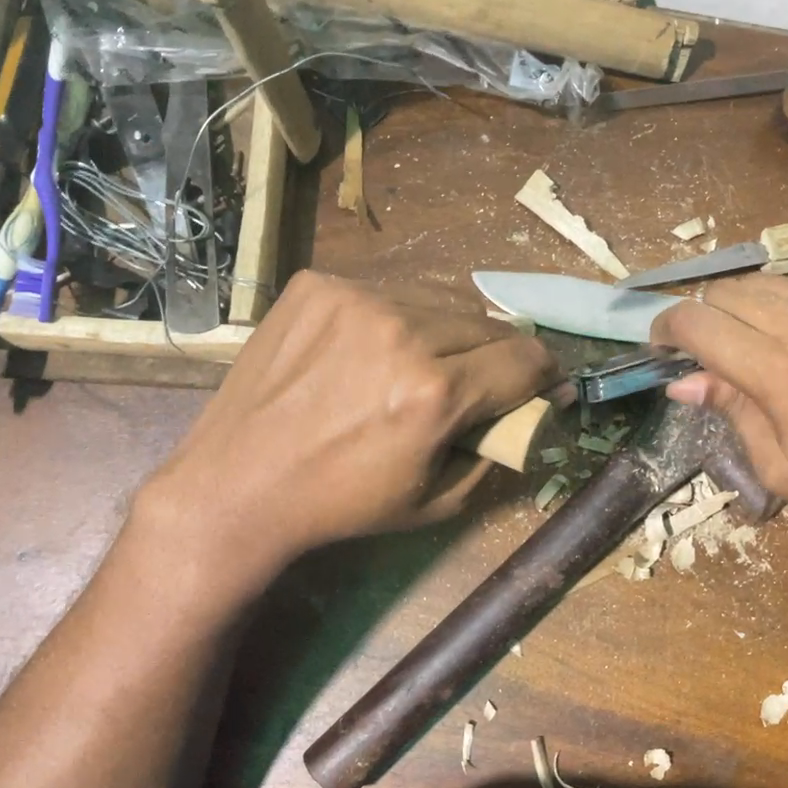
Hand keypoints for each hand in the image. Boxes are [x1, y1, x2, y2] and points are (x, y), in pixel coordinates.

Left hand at [136, 272, 558, 596]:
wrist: (240, 482)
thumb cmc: (344, 503)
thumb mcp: (437, 502)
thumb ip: (496, 452)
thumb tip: (530, 411)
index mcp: (435, 394)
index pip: (525, 359)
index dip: (546, 372)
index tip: (547, 383)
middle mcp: (402, 333)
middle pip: (487, 324)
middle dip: (498, 354)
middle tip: (484, 380)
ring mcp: (356, 299)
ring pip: (439, 301)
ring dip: (449, 333)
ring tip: (426, 363)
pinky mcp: (319, 285)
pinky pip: (388, 292)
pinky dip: (397, 319)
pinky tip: (373, 350)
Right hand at [651, 275, 787, 550]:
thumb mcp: (782, 469)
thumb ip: (733, 413)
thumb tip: (683, 383)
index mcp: (782, 373)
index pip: (699, 322)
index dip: (667, 328)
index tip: (662, 347)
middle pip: (727, 291)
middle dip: (703, 317)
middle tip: (706, 351)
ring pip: (768, 281)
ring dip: (744, 307)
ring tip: (753, 343)